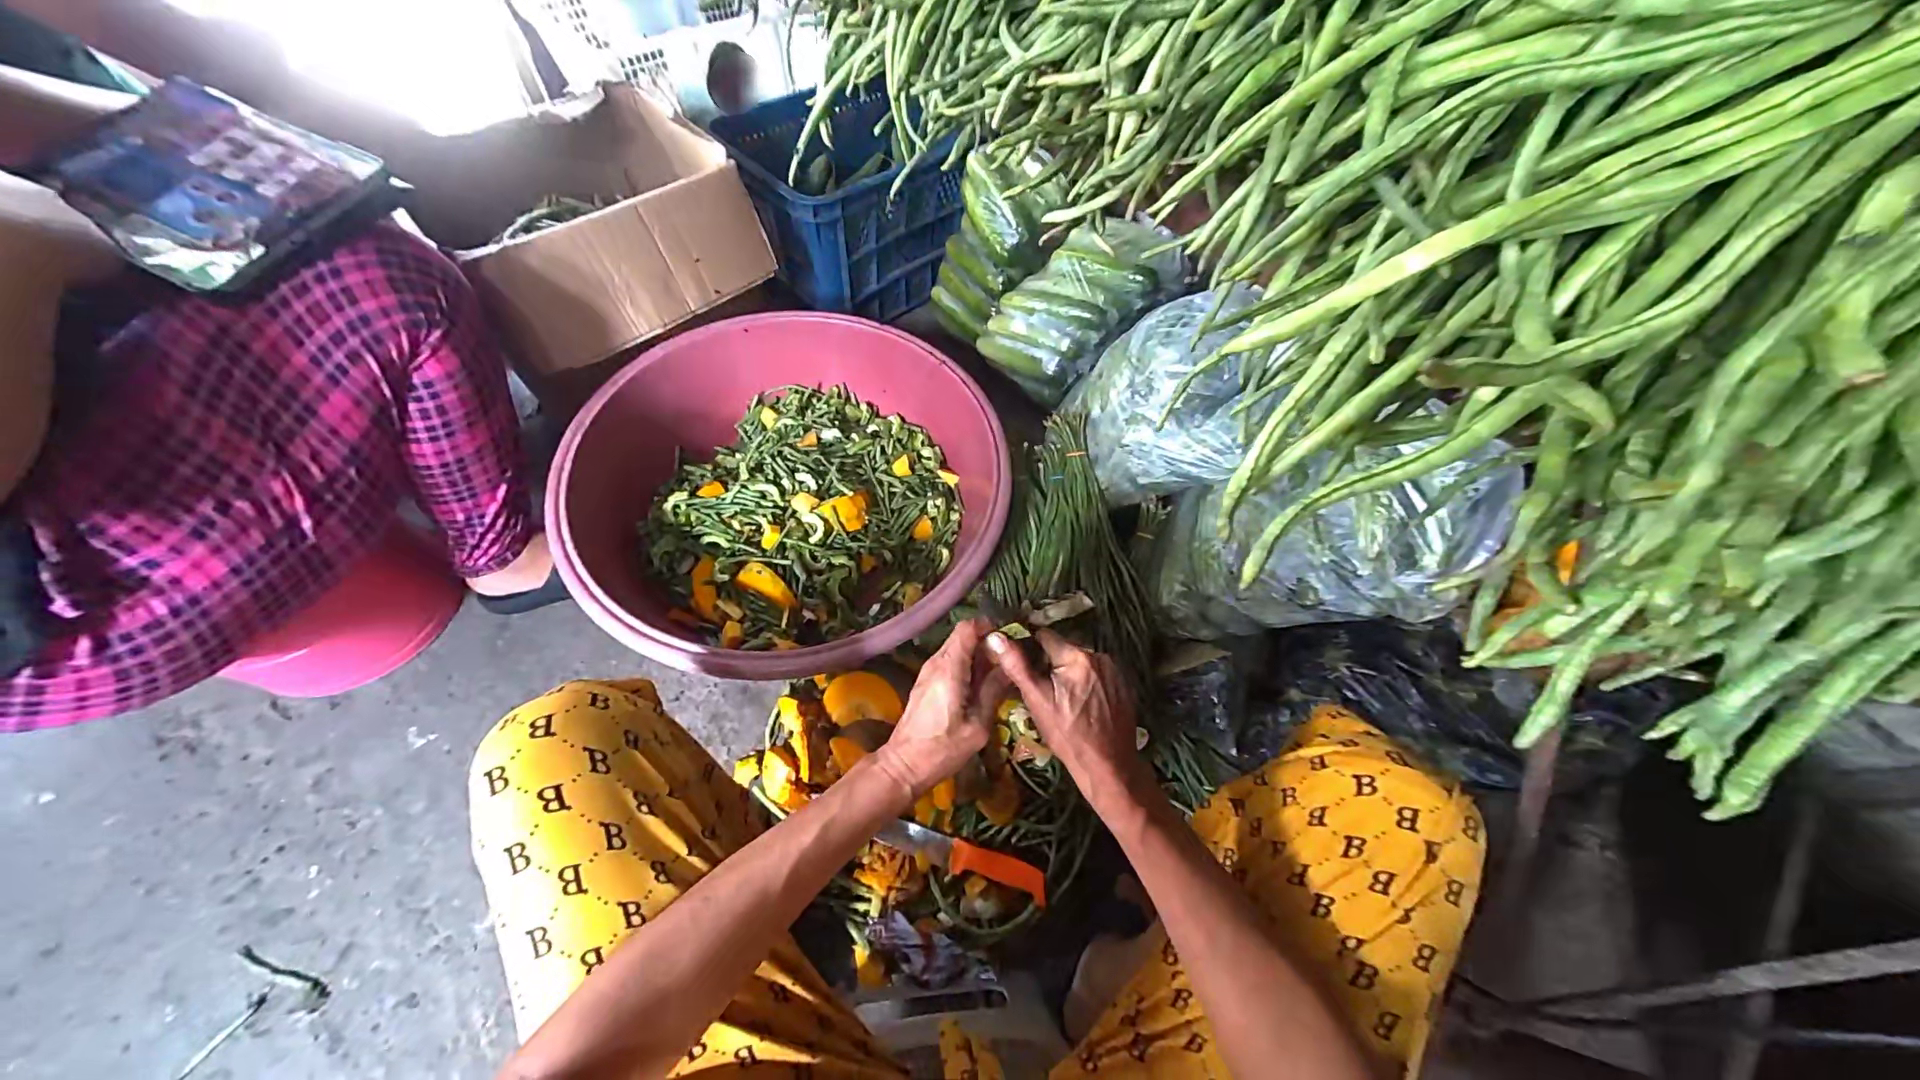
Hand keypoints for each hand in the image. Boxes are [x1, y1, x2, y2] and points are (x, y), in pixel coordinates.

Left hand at [875, 618, 1003, 799]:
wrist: (904, 765)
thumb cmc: (942, 748)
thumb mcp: (978, 725)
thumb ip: (993, 690)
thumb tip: (1010, 665)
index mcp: (949, 668)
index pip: (968, 627)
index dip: (990, 627)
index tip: (1010, 640)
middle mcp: (936, 662)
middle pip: (963, 636)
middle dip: (988, 642)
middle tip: (1010, 660)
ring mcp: (928, 671)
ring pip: (957, 648)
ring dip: (978, 655)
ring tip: (1000, 673)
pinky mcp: (927, 682)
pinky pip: (951, 662)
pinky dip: (968, 666)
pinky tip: (981, 686)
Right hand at [985, 630, 1142, 789]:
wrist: (1108, 765)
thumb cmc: (1067, 734)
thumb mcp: (1037, 700)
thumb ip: (1016, 665)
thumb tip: (995, 637)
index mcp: (1077, 656)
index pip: (1044, 636)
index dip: (1029, 647)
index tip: (1021, 664)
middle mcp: (1099, 656)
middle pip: (1064, 649)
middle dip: (1050, 663)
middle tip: (1041, 689)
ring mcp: (1115, 670)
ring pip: (1080, 662)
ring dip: (1069, 673)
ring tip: (1062, 700)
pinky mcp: (1123, 685)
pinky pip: (1096, 674)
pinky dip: (1086, 683)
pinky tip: (1081, 705)